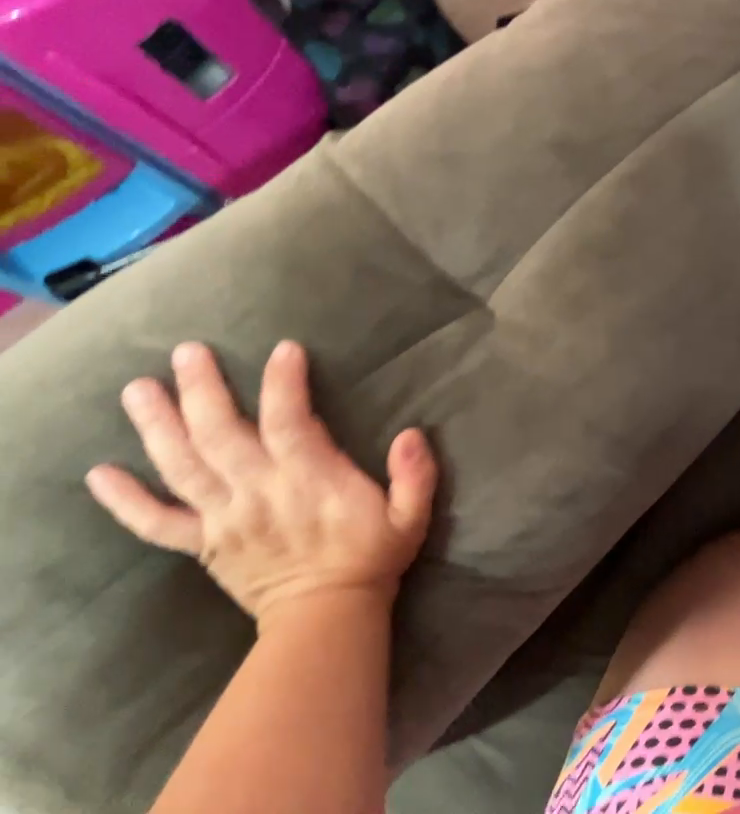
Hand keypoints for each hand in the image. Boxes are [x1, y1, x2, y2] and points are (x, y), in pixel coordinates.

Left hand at [86, 341, 436, 625]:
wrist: (328, 615)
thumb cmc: (374, 556)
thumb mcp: (413, 516)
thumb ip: (415, 475)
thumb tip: (412, 434)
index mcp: (311, 481)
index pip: (291, 422)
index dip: (284, 384)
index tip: (283, 349)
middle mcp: (259, 492)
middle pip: (222, 435)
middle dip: (203, 391)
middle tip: (186, 353)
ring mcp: (225, 518)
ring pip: (182, 467)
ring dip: (157, 427)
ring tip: (137, 390)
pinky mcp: (204, 543)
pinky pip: (155, 522)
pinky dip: (124, 500)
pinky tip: (100, 474)